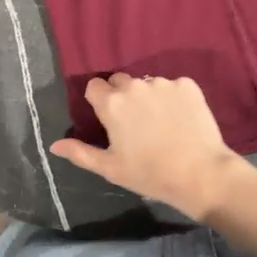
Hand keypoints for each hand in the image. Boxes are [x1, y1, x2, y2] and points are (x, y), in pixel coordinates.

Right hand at [49, 73, 246, 221]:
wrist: (202, 174)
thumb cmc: (151, 174)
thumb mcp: (111, 169)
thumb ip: (80, 153)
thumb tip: (54, 145)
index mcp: (112, 103)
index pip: (95, 86)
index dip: (99, 102)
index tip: (108, 120)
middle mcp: (134, 85)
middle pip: (120, 81)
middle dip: (122, 96)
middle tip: (134, 123)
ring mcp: (162, 82)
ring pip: (146, 83)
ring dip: (147, 97)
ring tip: (160, 124)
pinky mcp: (187, 85)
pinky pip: (173, 86)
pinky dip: (173, 98)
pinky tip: (180, 120)